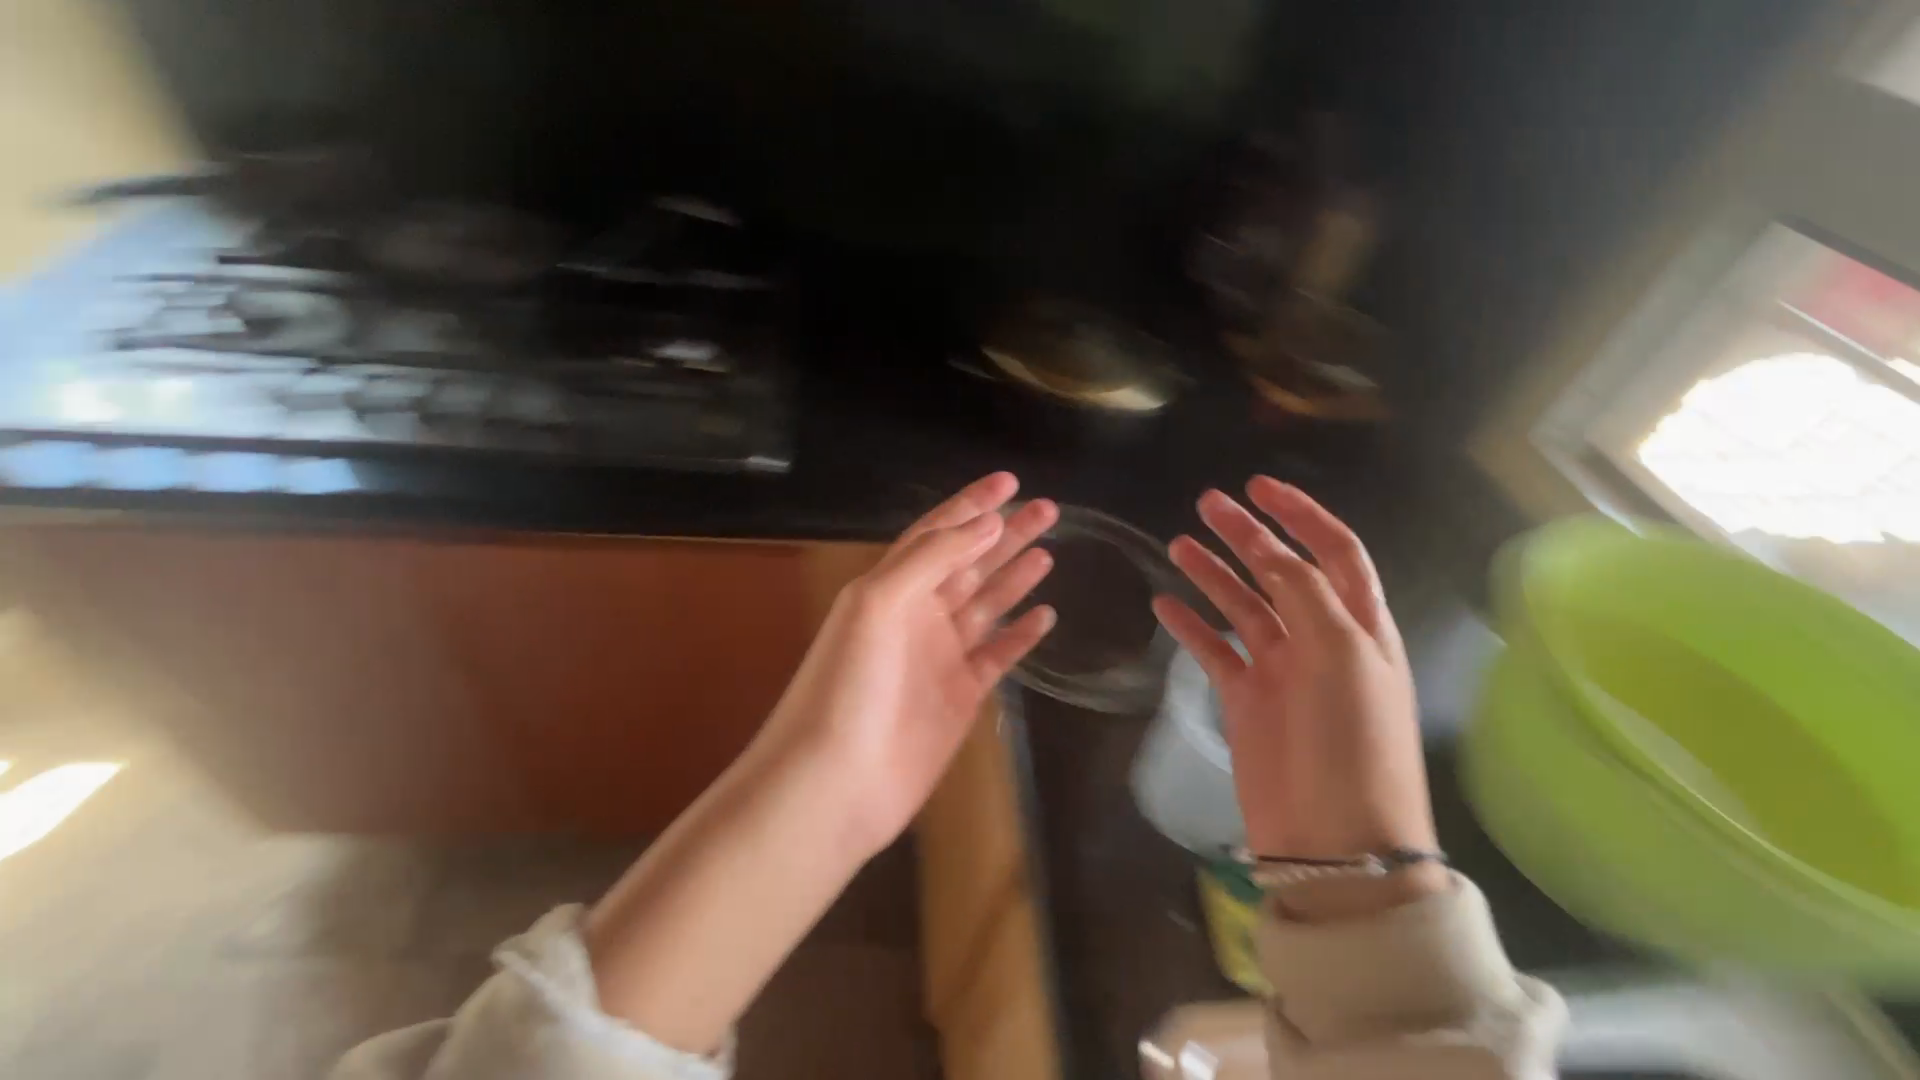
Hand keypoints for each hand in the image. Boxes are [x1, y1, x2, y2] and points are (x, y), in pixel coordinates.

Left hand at [757, 472, 1057, 857]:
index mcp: (890, 587)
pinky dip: (1020, 634)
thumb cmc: (847, 685)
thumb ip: (930, 559)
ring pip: (985, 604)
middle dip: (1005, 534)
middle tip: (1048, 509)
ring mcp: (939, 656)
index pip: (937, 533)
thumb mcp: (877, 604)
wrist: (836, 779)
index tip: (1010, 481)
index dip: (971, 505)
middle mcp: (916, 615)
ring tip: (1050, 549)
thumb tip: (986, 524)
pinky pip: (997, 655)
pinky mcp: (960, 696)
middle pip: (969, 562)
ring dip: (1015, 576)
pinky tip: (1045, 615)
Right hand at [1151, 478, 1435, 878]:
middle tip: (1207, 504)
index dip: (1300, 515)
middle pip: (1280, 571)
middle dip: (1248, 535)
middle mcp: (1319, 638)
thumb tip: (1270, 550)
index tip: (1259, 488)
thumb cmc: (1352, 742)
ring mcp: (1279, 669)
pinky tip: (1166, 602)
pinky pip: (1214, 650)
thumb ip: (1306, 595)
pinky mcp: (1246, 698)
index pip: (1333, 551)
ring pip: (1243, 605)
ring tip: (1177, 543)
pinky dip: (1191, 625)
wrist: (1334, 837)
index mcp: (1357, 623)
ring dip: (1214, 573)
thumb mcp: (1342, 656)